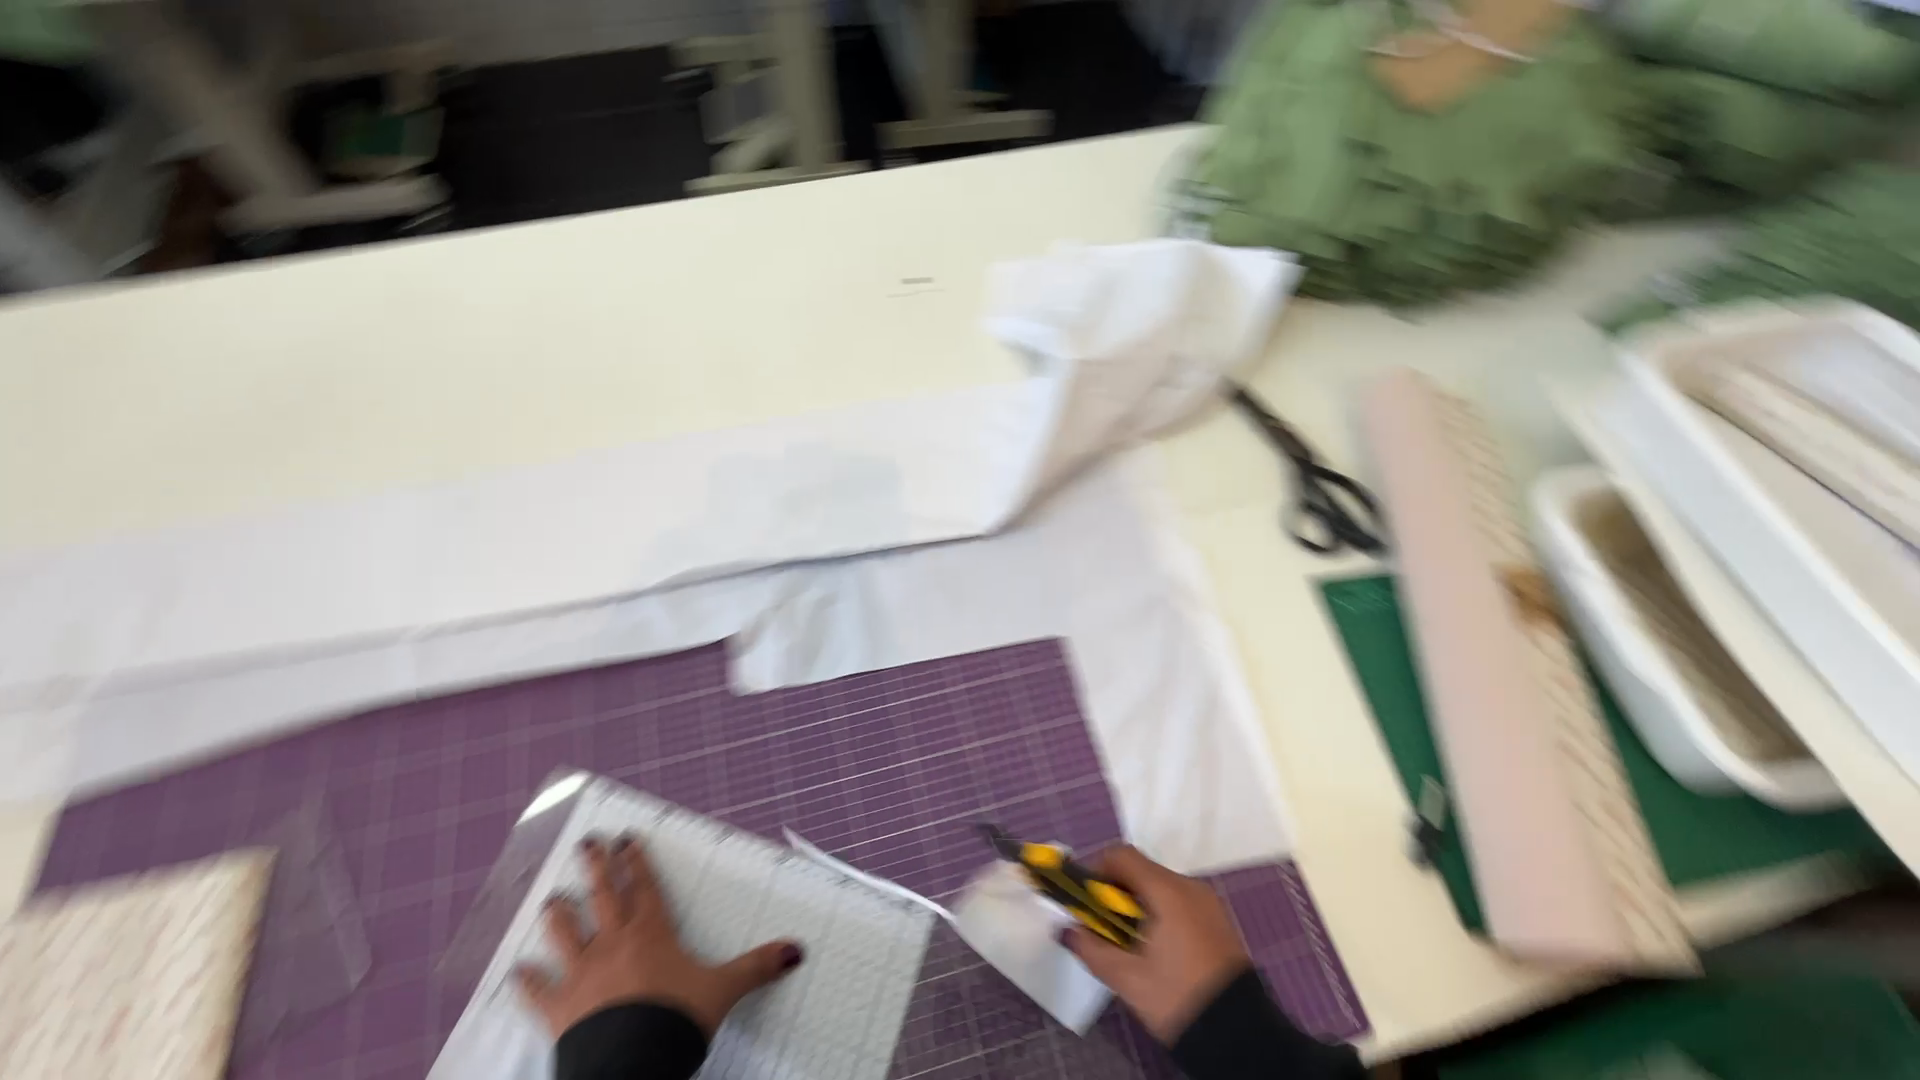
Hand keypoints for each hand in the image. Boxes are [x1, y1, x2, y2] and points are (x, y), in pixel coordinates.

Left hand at [514, 834, 804, 1037]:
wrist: (633, 1066)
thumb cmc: (677, 1021)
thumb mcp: (723, 990)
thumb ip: (756, 967)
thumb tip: (795, 950)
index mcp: (652, 934)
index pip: (643, 887)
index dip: (635, 861)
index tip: (625, 840)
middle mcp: (614, 945)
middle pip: (602, 897)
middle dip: (594, 868)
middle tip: (586, 844)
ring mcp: (582, 975)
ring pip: (564, 934)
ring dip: (557, 916)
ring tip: (551, 899)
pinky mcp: (559, 1009)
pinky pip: (537, 992)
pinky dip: (527, 982)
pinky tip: (517, 972)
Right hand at [1060, 846, 1249, 1043]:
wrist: (1241, 1034)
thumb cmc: (1178, 999)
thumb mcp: (1127, 979)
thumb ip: (1091, 948)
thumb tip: (1068, 930)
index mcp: (1167, 892)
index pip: (1121, 856)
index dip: (1095, 871)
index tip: (1085, 902)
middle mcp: (1189, 886)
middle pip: (1139, 871)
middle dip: (1114, 893)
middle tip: (1102, 928)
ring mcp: (1207, 901)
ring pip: (1158, 887)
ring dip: (1135, 905)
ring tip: (1127, 944)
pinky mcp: (1216, 919)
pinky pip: (1177, 901)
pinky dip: (1158, 913)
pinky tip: (1154, 949)